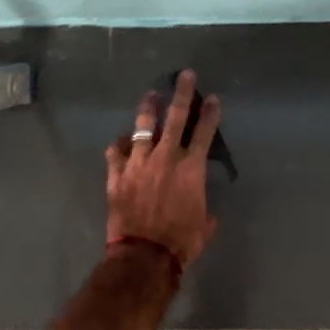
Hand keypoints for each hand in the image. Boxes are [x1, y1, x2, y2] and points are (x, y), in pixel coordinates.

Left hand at [104, 70, 220, 266]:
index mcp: (192, 169)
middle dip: (182, 94)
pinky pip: (116, 152)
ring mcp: (138, 164)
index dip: (210, 114)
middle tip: (185, 75)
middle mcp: (166, 158)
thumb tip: (204, 210)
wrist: (144, 254)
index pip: (205, 133)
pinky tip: (120, 140)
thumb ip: (205, 210)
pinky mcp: (117, 175)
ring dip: (147, 110)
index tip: (213, 98)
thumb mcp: (204, 225)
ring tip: (150, 95)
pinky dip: (119, 144)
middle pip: (175, 118)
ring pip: (142, 128)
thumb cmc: (181, 241)